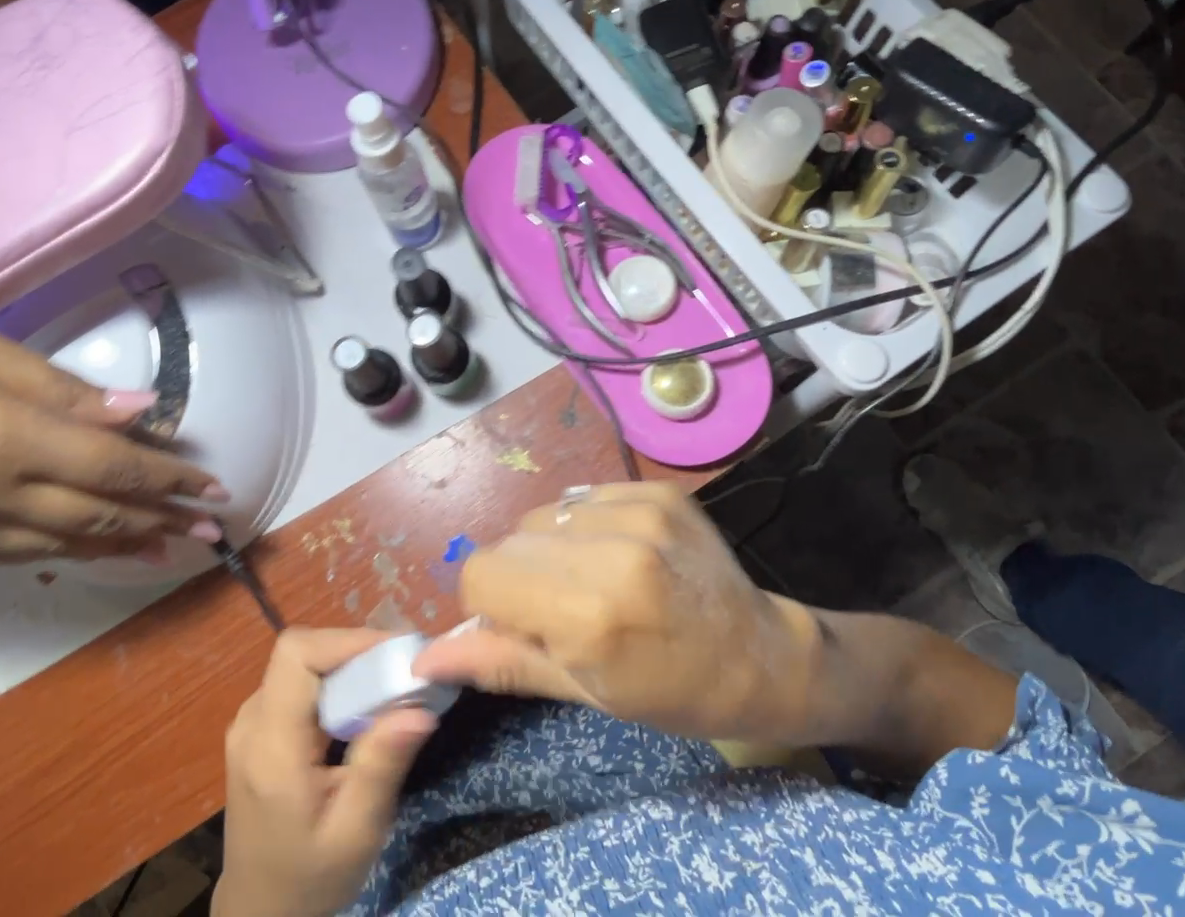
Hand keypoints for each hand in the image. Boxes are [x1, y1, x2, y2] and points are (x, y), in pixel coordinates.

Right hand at [0, 295, 225, 560]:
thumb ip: (57, 387)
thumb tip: (138, 412)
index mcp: (9, 440)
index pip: (118, 469)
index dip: (174, 481)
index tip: (217, 488)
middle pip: (99, 515)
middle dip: (164, 523)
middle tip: (213, 534)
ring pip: (59, 544)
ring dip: (121, 547)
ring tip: (165, 552)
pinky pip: (8, 555)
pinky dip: (60, 554)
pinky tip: (80, 552)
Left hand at [217, 630, 435, 916]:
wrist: (261, 910)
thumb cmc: (310, 875)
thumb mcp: (356, 831)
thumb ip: (382, 766)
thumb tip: (421, 709)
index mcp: (271, 744)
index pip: (297, 654)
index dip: (349, 641)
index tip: (398, 658)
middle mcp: (252, 721)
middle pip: (303, 654)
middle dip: (359, 654)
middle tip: (407, 675)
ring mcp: (251, 723)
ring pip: (303, 665)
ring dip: (351, 668)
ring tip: (394, 691)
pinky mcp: (260, 730)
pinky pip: (301, 685)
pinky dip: (338, 686)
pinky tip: (366, 712)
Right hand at [414, 482, 822, 743]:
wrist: (760, 656)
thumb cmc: (670, 692)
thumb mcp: (584, 692)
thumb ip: (501, 662)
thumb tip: (425, 655)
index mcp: (590, 615)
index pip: (481, 575)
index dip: (490, 607)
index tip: (523, 628)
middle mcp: (612, 551)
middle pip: (509, 540)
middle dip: (520, 578)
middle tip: (563, 611)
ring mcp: (640, 512)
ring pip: (543, 514)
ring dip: (552, 548)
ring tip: (595, 580)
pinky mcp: (658, 491)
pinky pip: (583, 496)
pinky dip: (586, 525)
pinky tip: (621, 555)